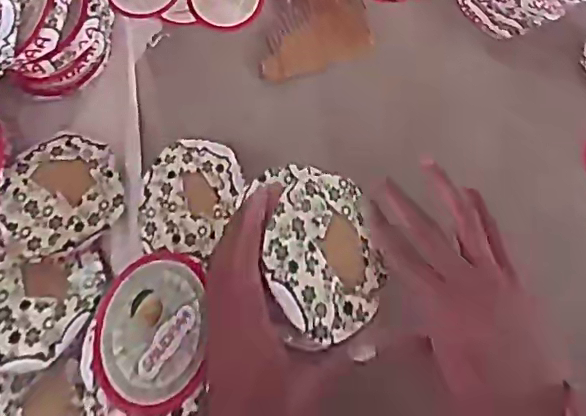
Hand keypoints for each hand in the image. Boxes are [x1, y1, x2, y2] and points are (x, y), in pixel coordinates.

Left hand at [208, 185, 348, 415]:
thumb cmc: (270, 405)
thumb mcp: (310, 380)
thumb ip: (340, 353)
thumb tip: (371, 329)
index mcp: (244, 312)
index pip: (242, 253)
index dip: (251, 218)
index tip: (266, 192)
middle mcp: (223, 307)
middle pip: (226, 249)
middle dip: (245, 216)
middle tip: (267, 194)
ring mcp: (215, 314)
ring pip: (219, 260)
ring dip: (237, 232)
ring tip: (258, 214)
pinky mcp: (214, 324)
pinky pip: (219, 273)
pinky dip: (232, 251)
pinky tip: (249, 252)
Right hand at [371, 162, 574, 415]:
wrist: (536, 403)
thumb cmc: (483, 391)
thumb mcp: (442, 370)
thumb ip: (414, 344)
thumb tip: (377, 340)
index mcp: (441, 303)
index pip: (404, 260)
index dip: (384, 233)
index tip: (369, 209)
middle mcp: (463, 279)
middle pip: (427, 233)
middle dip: (403, 205)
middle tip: (385, 181)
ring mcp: (491, 272)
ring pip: (464, 220)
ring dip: (445, 189)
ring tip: (429, 164)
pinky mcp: (514, 274)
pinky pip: (495, 235)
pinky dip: (482, 211)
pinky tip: (472, 191)